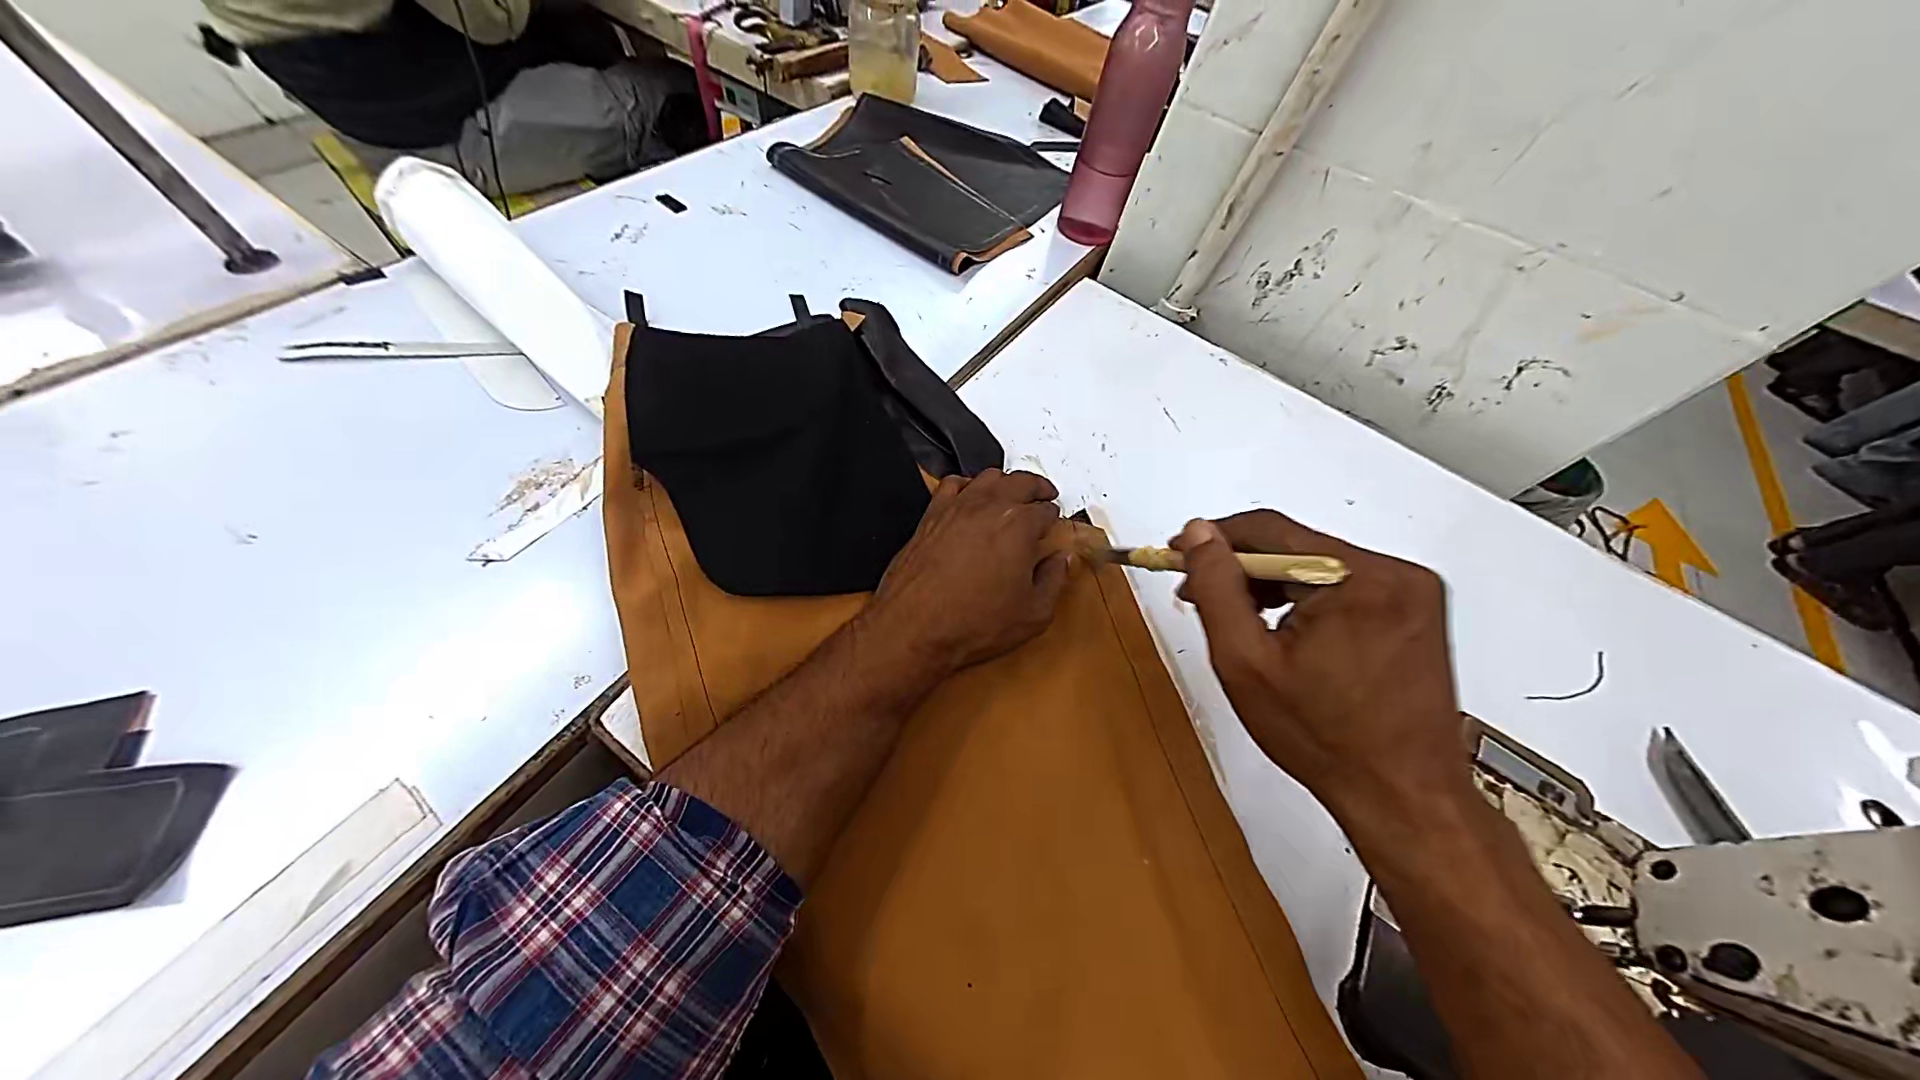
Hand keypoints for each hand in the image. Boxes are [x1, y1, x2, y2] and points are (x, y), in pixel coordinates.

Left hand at [863, 469, 1072, 676]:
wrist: (914, 627)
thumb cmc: (968, 623)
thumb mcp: (1033, 614)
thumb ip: (1053, 581)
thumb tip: (1060, 563)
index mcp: (1019, 526)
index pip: (1046, 510)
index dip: (1053, 518)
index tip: (1053, 525)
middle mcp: (988, 508)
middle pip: (1021, 482)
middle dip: (1037, 488)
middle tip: (1044, 496)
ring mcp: (957, 508)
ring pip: (988, 477)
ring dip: (1005, 482)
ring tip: (1012, 492)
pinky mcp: (931, 515)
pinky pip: (952, 484)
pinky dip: (966, 485)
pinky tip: (969, 495)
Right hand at [1172, 511, 1468, 823]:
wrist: (1400, 792)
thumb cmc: (1332, 741)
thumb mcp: (1244, 661)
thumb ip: (1216, 588)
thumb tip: (1199, 536)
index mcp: (1358, 581)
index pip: (1267, 530)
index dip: (1213, 540)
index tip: (1183, 551)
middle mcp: (1396, 576)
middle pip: (1292, 546)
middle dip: (1239, 569)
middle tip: (1202, 593)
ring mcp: (1411, 592)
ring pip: (1314, 564)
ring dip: (1269, 585)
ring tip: (1239, 619)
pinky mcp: (1413, 609)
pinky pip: (1341, 583)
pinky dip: (1303, 598)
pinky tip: (1280, 628)